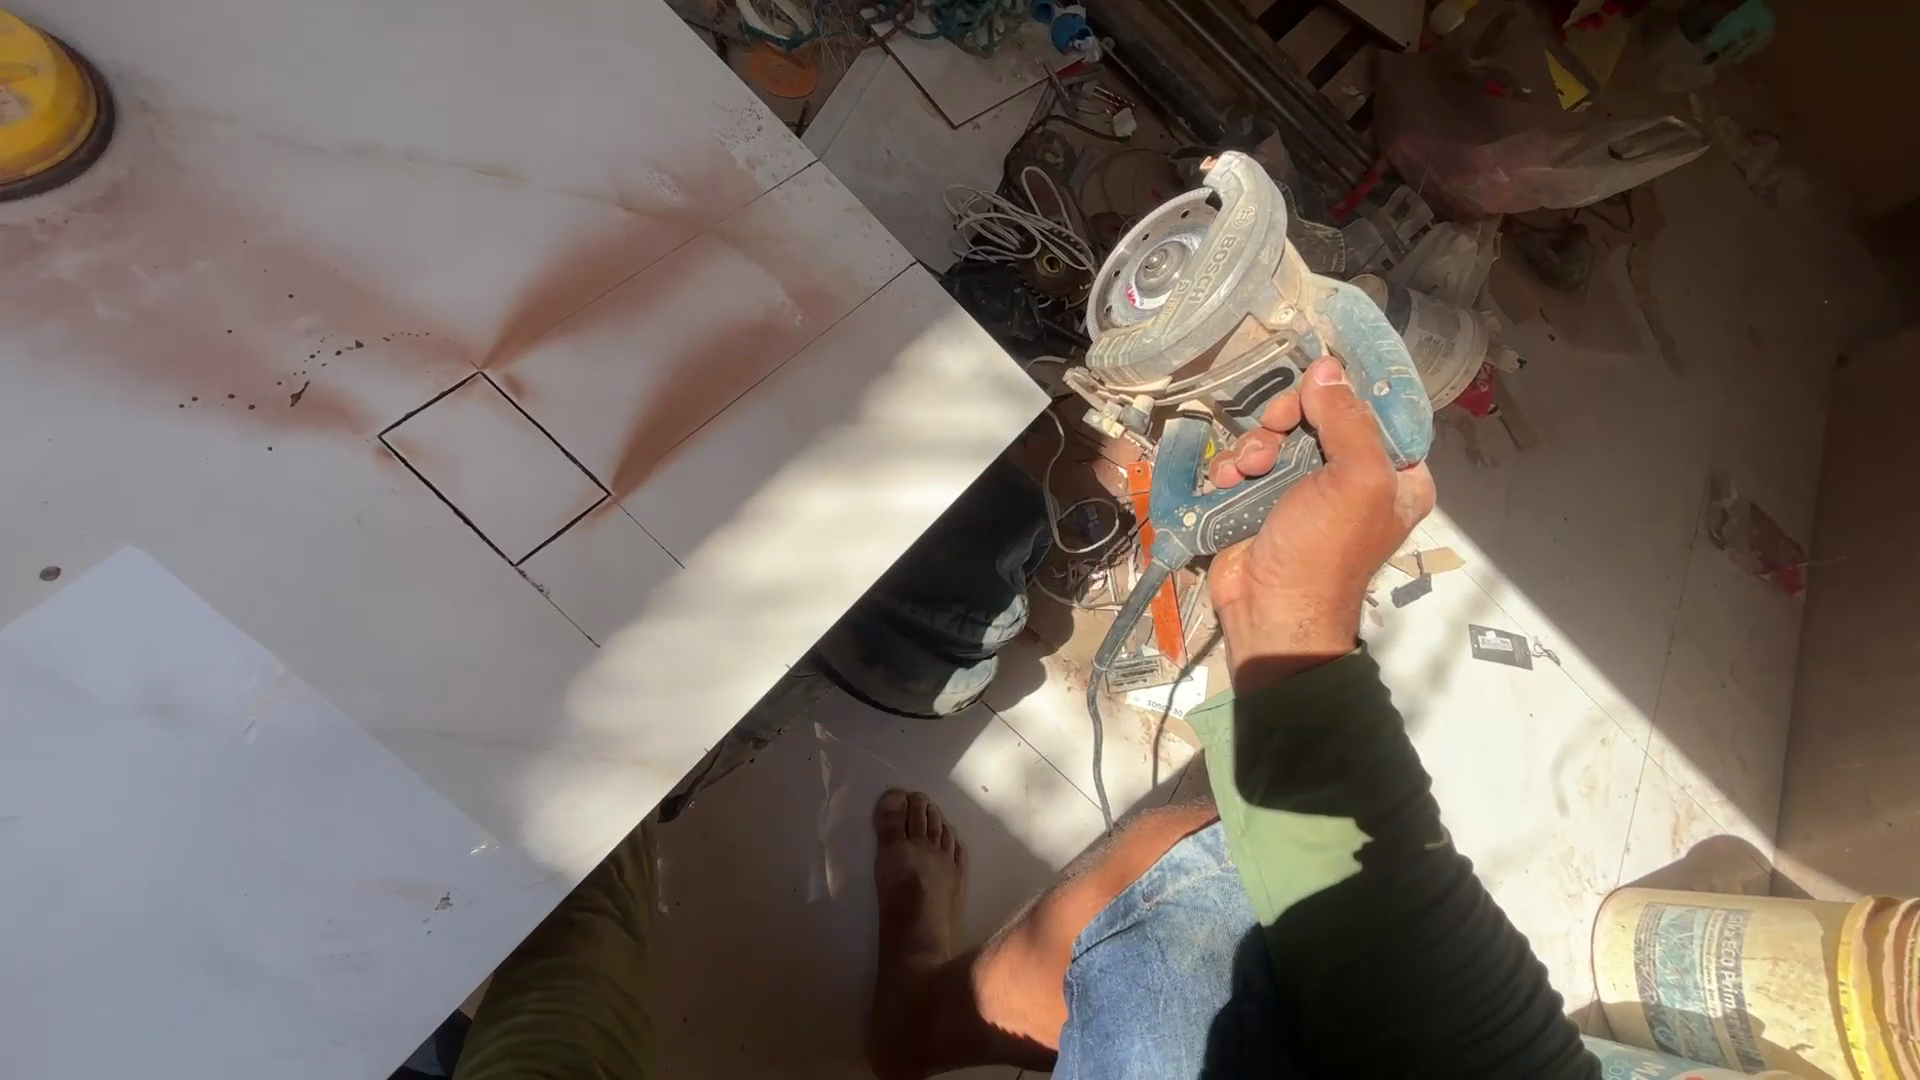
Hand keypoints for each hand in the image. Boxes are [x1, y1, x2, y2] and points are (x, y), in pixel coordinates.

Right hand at [1207, 355, 1435, 691]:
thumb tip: (1326, 366)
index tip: (1314, 384)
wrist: (1270, 608)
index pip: (1372, 411)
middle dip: (1286, 419)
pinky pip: (1247, 463)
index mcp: (1394, 473)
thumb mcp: (1355, 479)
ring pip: (1275, 438)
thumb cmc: (1325, 548)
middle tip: (1274, 429)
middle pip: (1316, 417)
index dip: (1341, 392)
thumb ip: (1346, 418)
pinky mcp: (1260, 501)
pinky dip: (1233, 467)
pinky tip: (1228, 481)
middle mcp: (1350, 478)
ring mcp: (1301, 489)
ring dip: (1254, 446)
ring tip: (1247, 471)